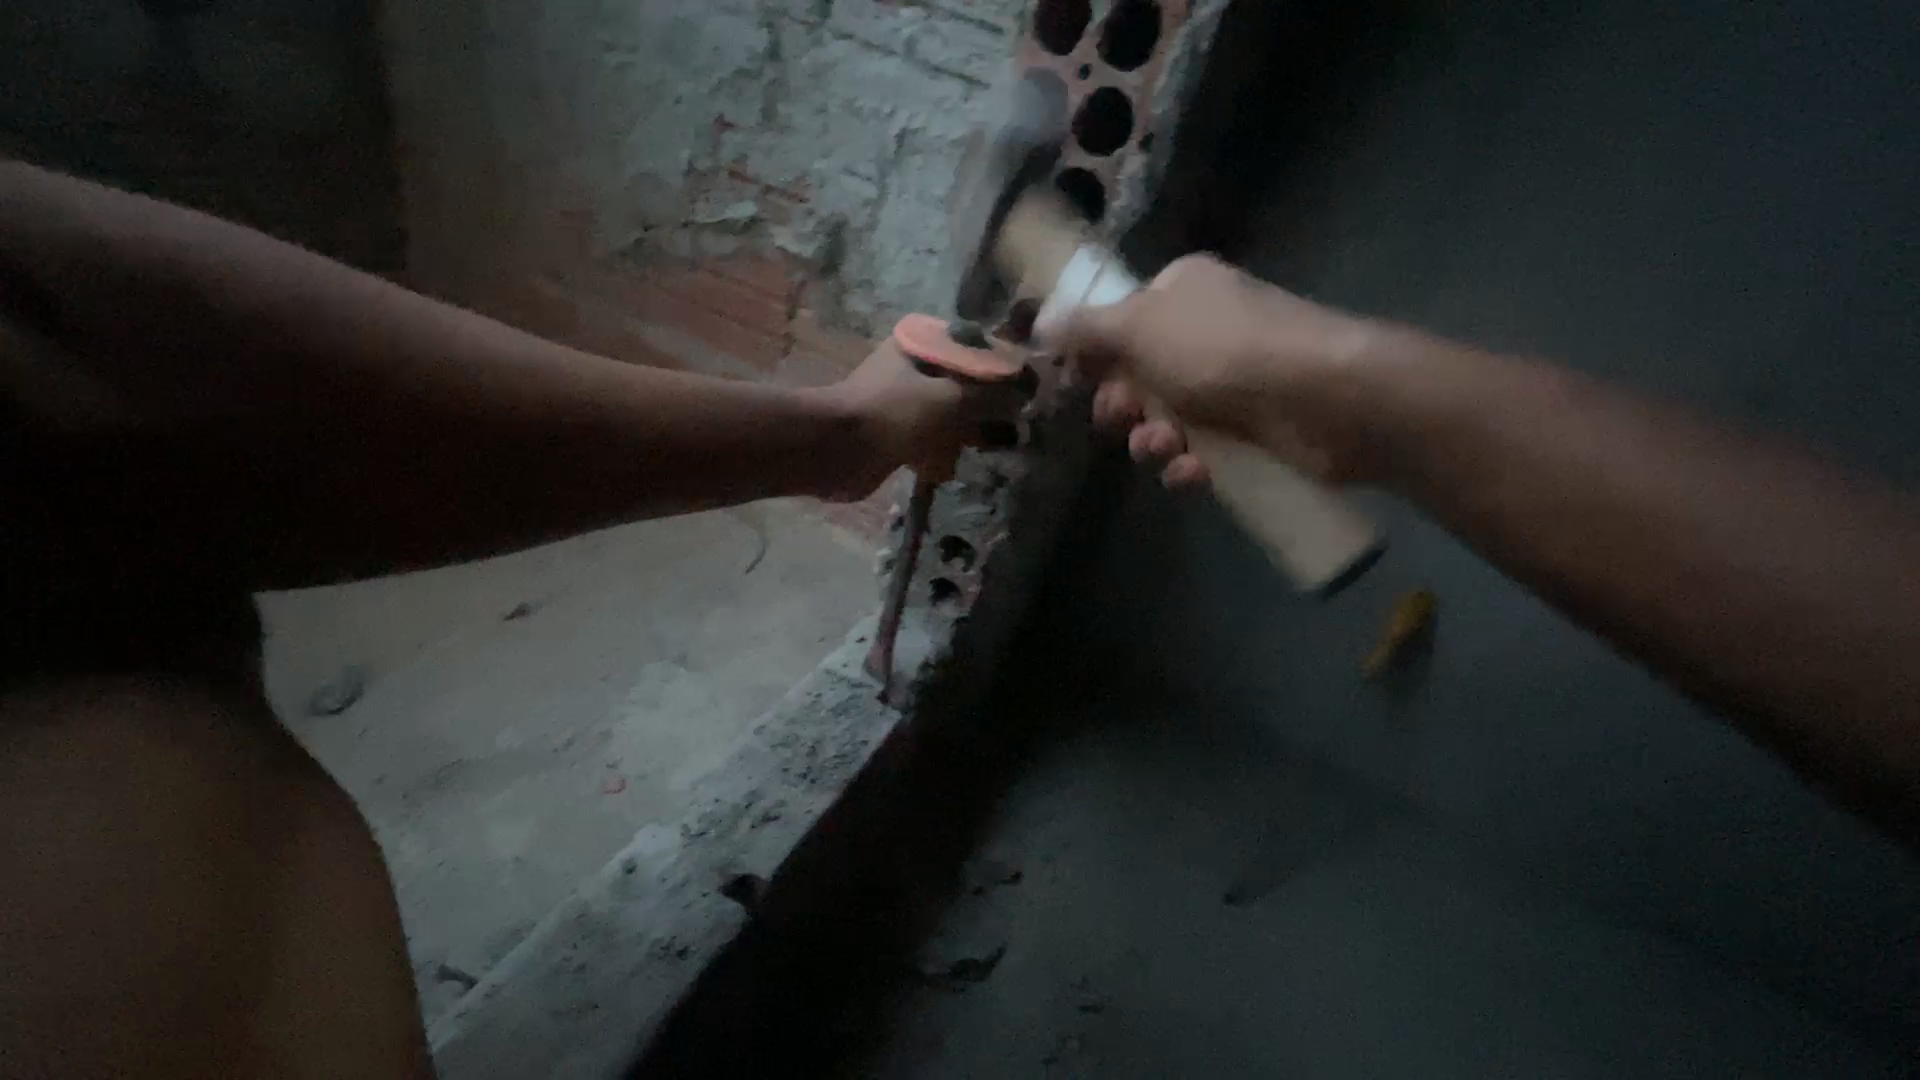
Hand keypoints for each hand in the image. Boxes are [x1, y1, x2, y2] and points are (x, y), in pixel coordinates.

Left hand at [820, 339, 1023, 498]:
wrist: (835, 450)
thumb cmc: (894, 413)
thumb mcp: (952, 398)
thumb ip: (993, 395)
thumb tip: (1026, 394)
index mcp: (925, 343)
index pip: (979, 349)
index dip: (1008, 370)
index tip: (1032, 394)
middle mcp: (915, 366)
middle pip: (967, 384)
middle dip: (991, 407)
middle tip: (1016, 427)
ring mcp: (904, 402)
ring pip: (951, 415)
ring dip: (970, 432)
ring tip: (994, 449)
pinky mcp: (896, 434)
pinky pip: (932, 441)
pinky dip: (944, 453)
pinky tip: (953, 466)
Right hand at [1054, 254, 1381, 486]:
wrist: (1319, 395)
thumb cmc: (1220, 349)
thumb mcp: (1139, 327)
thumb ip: (1086, 329)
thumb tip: (1041, 322)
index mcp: (1180, 293)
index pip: (1121, 322)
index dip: (1095, 356)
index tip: (1075, 382)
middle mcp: (1205, 332)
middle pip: (1139, 378)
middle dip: (1123, 406)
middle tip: (1121, 417)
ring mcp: (1231, 383)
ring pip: (1166, 421)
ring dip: (1152, 441)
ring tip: (1162, 447)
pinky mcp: (1252, 431)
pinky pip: (1202, 452)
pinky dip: (1190, 466)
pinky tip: (1193, 472)